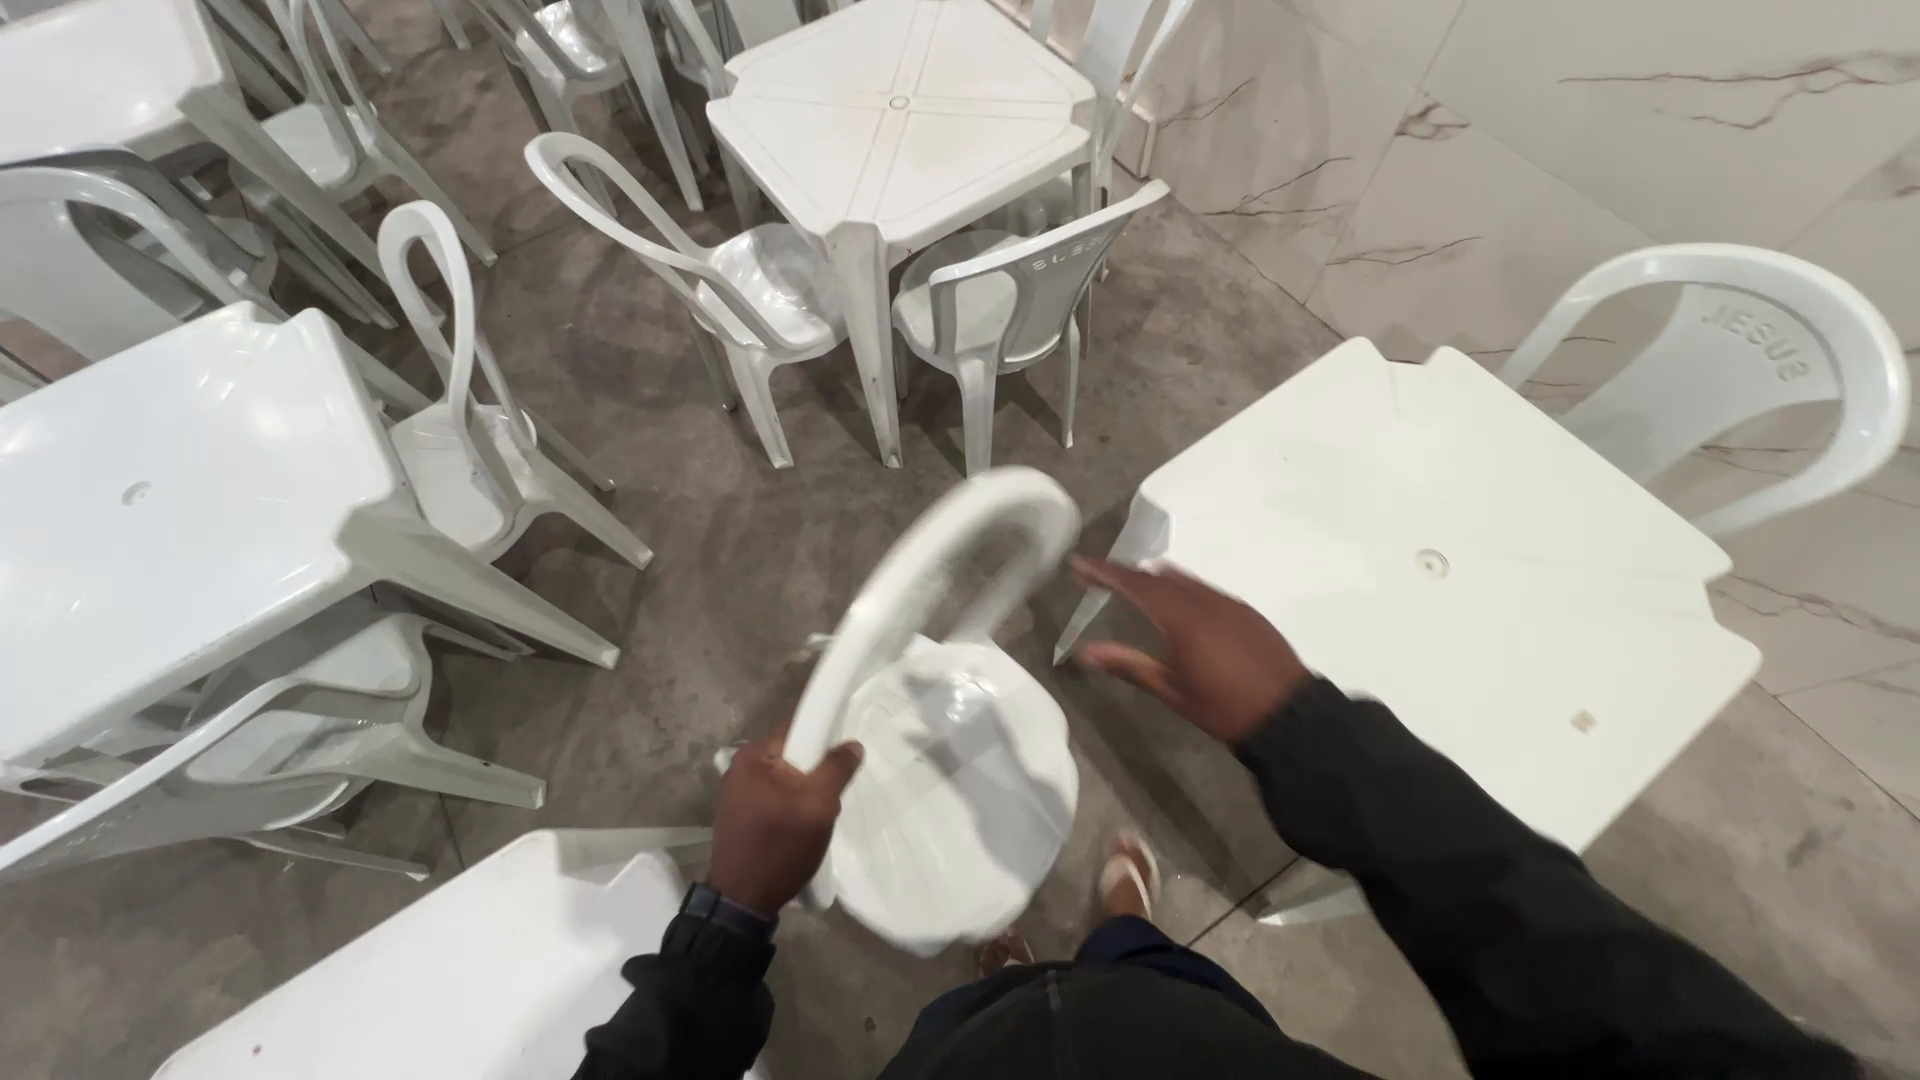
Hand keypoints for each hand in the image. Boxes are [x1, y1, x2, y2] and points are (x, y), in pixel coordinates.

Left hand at [706, 730, 864, 916]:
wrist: (742, 904)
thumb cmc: (779, 848)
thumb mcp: (817, 806)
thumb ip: (837, 769)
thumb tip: (852, 745)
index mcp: (752, 756)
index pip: (799, 729)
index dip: (825, 740)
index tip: (842, 763)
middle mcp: (740, 768)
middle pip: (794, 754)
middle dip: (817, 772)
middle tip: (830, 797)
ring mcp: (738, 793)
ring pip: (788, 778)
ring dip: (807, 792)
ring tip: (816, 817)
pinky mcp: (741, 814)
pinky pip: (777, 796)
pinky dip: (793, 806)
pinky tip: (800, 828)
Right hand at [1071, 555, 1310, 744]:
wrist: (1289, 716)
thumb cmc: (1224, 708)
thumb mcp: (1171, 690)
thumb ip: (1128, 665)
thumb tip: (1085, 652)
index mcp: (1181, 618)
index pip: (1134, 584)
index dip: (1103, 572)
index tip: (1077, 564)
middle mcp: (1204, 601)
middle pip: (1156, 577)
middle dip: (1124, 574)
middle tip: (1097, 576)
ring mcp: (1229, 604)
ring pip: (1183, 580)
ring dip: (1154, 579)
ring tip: (1132, 584)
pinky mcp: (1246, 612)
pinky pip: (1204, 589)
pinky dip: (1181, 588)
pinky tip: (1178, 603)